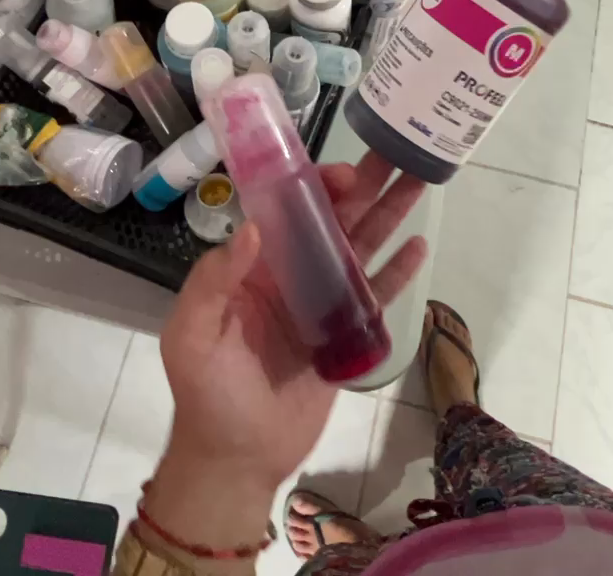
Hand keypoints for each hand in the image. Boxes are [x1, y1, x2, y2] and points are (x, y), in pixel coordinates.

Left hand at [142, 153, 426, 552]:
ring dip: (388, 215)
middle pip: (333, 219)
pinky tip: (419, 245)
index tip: (344, 173)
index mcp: (255, 264)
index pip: (288, 210)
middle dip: (363, 187)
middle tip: (397, 154)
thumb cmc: (209, 393)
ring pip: (360, 247)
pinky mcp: (346, 332)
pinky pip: (375, 294)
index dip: (315, 186)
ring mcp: (322, 300)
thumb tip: (253, 227)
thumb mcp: (193, 334)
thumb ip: (215, 280)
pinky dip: (398, 270)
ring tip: (419, 183)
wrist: (239, 458)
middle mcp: (292, 272)